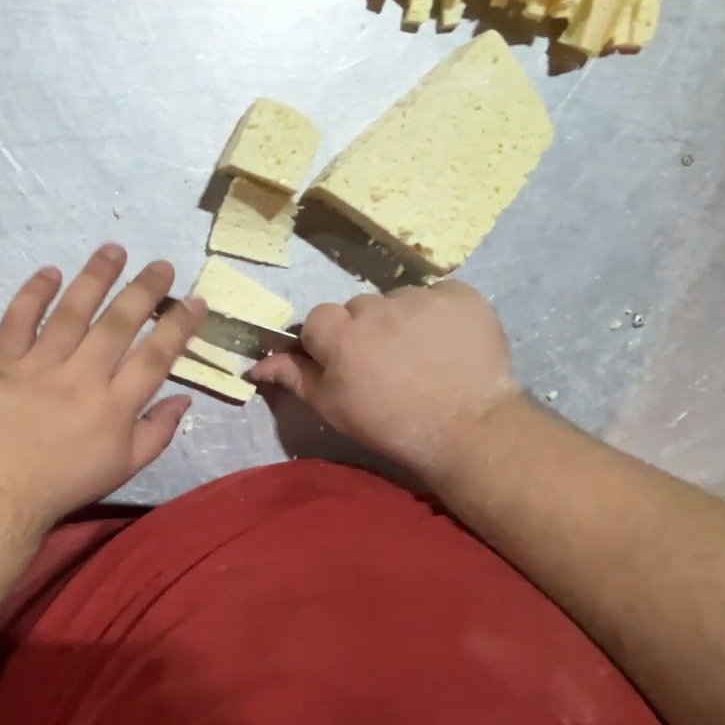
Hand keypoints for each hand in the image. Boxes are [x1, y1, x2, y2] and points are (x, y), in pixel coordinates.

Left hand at [0, 244, 203, 526]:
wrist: (6, 491)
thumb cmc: (71, 481)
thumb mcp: (126, 466)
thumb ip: (158, 432)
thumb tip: (184, 398)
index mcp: (115, 406)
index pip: (155, 356)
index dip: (179, 325)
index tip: (195, 301)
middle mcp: (82, 379)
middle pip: (118, 324)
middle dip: (144, 290)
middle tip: (162, 265)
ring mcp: (41, 368)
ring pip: (71, 313)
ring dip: (95, 277)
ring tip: (114, 250)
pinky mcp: (5, 364)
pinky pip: (18, 321)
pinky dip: (32, 294)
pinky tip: (50, 271)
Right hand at [250, 280, 521, 477]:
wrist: (467, 429)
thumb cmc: (389, 425)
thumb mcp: (334, 408)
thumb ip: (296, 378)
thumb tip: (257, 364)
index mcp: (341, 336)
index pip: (318, 319)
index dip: (329, 341)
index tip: (345, 365)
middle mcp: (377, 307)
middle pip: (358, 308)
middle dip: (366, 330)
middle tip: (386, 365)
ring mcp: (421, 298)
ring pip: (398, 300)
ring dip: (402, 320)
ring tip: (421, 356)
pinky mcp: (460, 295)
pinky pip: (437, 295)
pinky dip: (438, 314)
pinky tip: (446, 344)